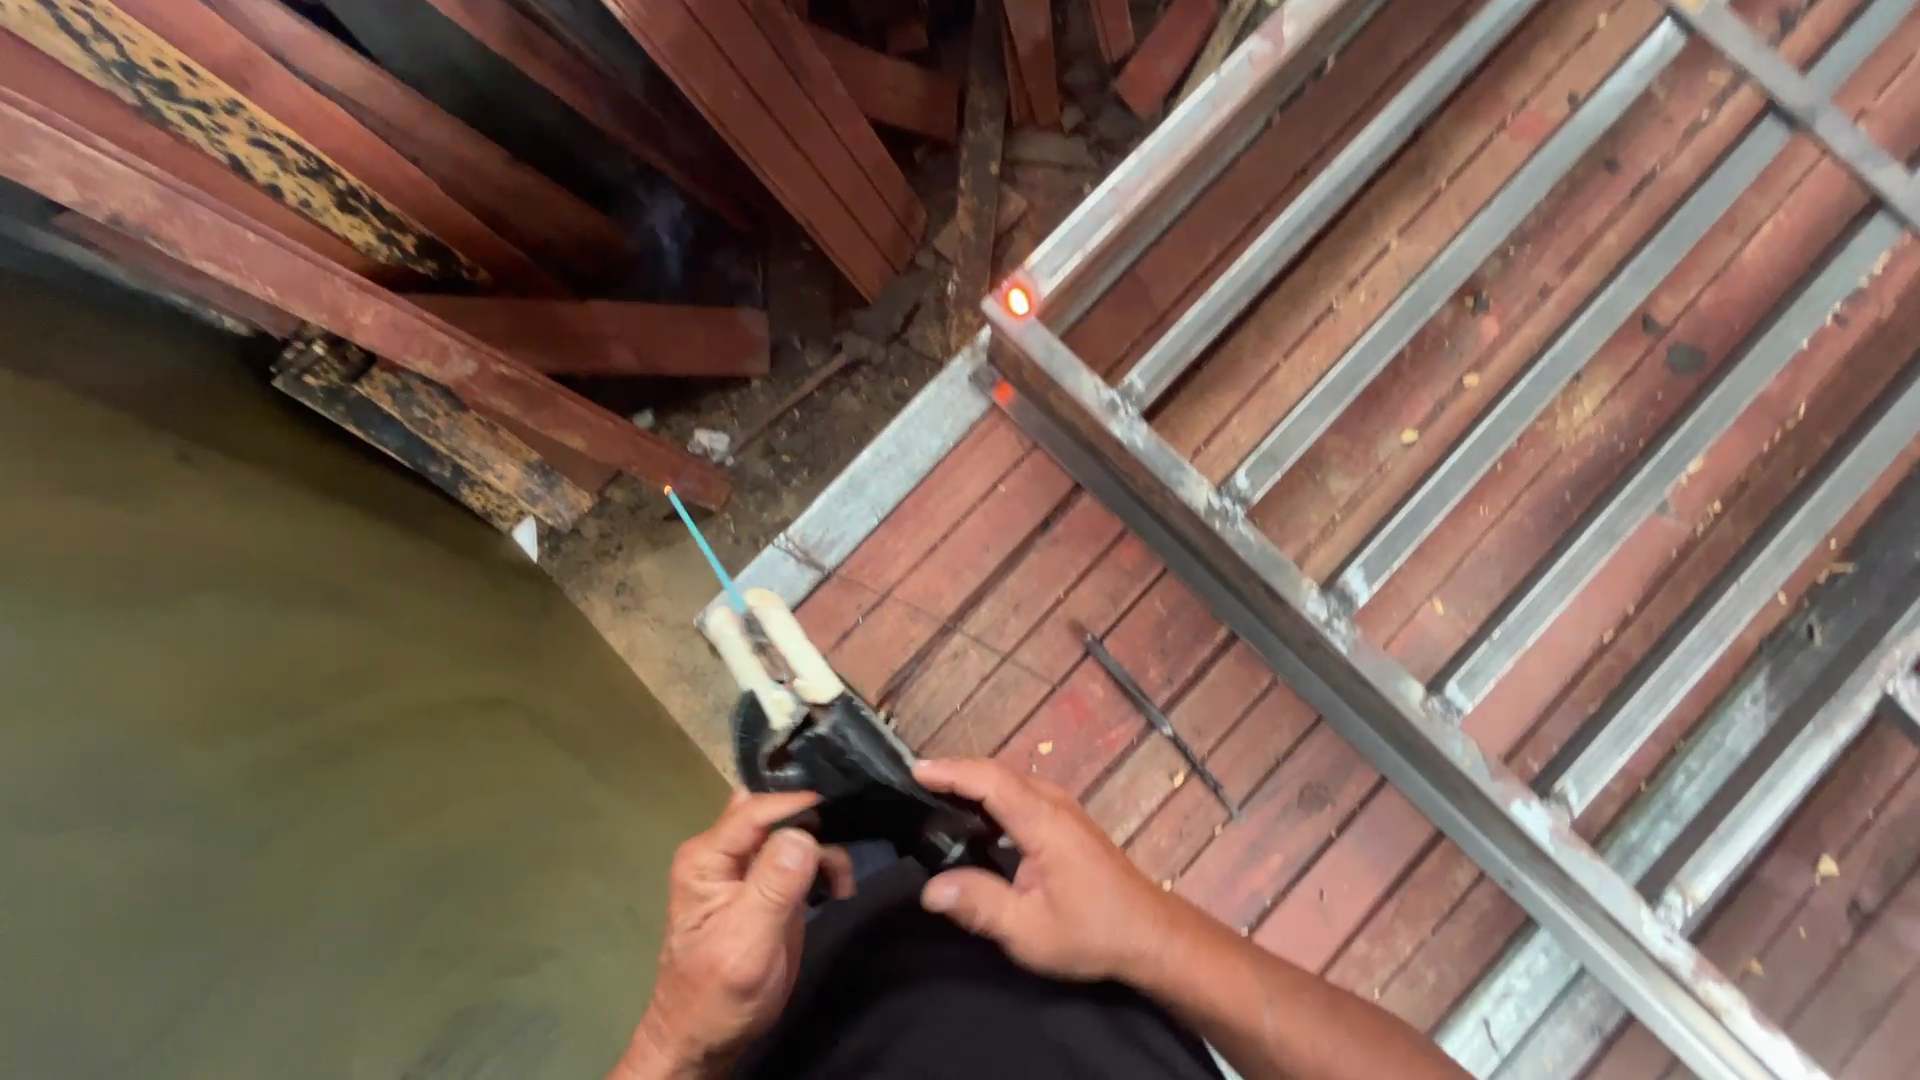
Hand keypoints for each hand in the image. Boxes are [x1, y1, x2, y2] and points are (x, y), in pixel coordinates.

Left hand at [614, 791, 853, 1079]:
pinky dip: (826, 862)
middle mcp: (725, 851)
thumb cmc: (716, 996)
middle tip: (849, 831)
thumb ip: (773, 886)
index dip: (797, 806)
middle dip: (813, 815)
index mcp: (707, 857)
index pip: (755, 809)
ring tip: (841, 880)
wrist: (705, 1042)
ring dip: (825, 843)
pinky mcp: (769, 882)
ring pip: (793, 827)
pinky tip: (837, 888)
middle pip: (774, 808)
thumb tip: (802, 834)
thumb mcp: (746, 943)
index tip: (840, 812)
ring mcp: (748, 866)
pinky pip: (802, 852)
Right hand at [914, 758, 1180, 982]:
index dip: (951, 772)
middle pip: (997, 773)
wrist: (1149, 933)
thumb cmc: (1091, 932)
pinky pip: (1020, 793)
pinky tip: (973, 818)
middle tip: (914, 783)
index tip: (913, 770)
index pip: (990, 781)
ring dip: (972, 782)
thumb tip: (930, 889)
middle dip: (955, 772)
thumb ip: (980, 904)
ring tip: (934, 795)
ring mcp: (1062, 808)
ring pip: (1010, 780)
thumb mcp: (1030, 930)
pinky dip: (990, 795)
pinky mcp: (1065, 819)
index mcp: (1044, 822)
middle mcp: (1053, 803)